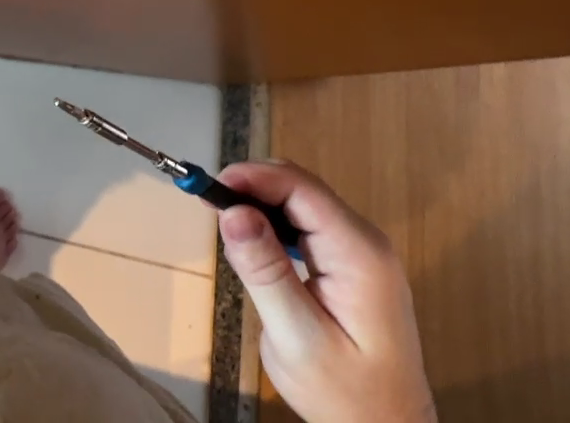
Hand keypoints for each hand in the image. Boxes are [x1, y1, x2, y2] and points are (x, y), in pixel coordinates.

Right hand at [218, 161, 435, 422]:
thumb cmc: (343, 392)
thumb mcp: (296, 335)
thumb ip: (265, 271)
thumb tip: (233, 212)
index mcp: (359, 256)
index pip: (301, 189)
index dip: (250, 177)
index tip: (205, 187)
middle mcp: (364, 242)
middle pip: (299, 186)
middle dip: (249, 184)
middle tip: (206, 204)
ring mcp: (358, 251)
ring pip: (298, 199)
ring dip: (255, 199)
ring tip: (220, 220)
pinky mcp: (346, 261)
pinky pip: (302, 220)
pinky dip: (267, 218)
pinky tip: (248, 239)